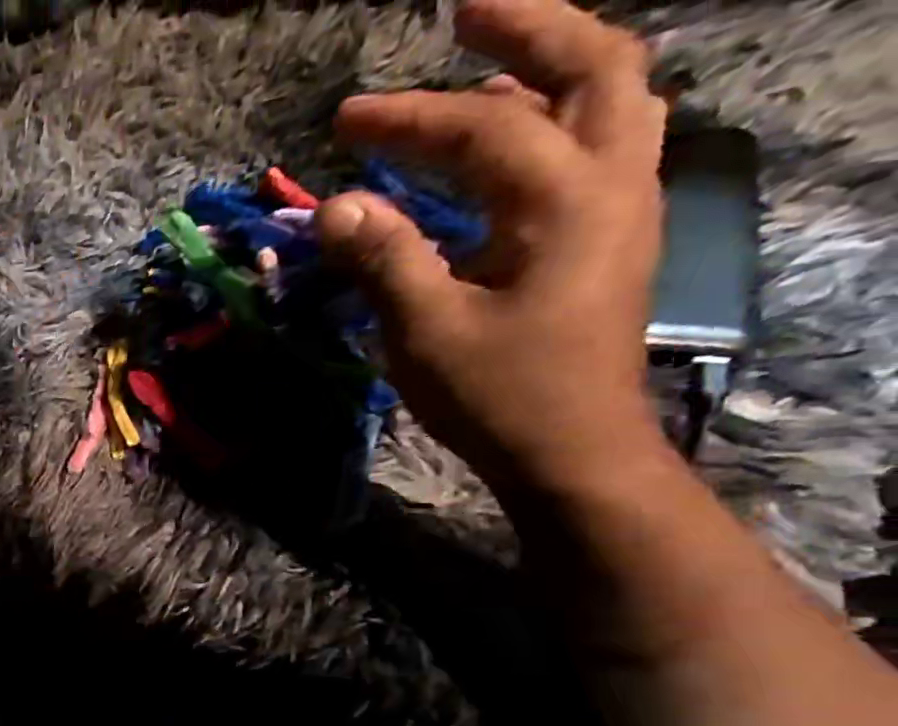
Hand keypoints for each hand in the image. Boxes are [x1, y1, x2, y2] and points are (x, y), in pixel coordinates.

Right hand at [315, 0, 669, 493]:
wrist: (572, 450)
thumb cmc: (499, 395)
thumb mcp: (425, 331)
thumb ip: (384, 259)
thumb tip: (336, 205)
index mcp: (566, 204)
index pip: (484, 128)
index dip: (408, 117)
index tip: (342, 121)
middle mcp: (612, 185)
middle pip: (596, 68)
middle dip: (528, 30)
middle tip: (463, 12)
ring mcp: (620, 208)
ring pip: (609, 102)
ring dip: (550, 69)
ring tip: (481, 65)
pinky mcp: (605, 238)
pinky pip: (593, 147)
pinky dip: (550, 122)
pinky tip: (503, 137)